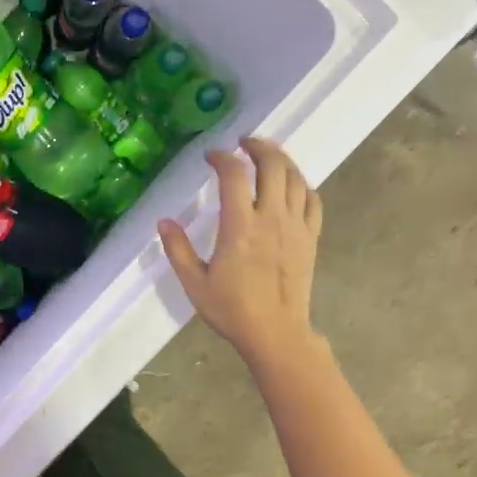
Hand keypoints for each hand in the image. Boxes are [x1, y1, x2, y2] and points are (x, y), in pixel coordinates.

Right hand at [158, 137, 322, 361]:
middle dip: (258, 146)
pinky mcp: (310, 237)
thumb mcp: (194, 283)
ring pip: (295, 177)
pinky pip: (312, 200)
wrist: (275, 332)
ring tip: (267, 156)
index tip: (211, 156)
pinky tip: (292, 186)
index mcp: (239, 226)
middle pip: (273, 164)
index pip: (234, 174)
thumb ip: (178, 249)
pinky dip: (302, 184)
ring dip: (281, 159)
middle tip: (244, 143)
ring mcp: (295, 226)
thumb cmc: (231, 310)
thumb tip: (164, 222)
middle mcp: (270, 217)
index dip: (222, 157)